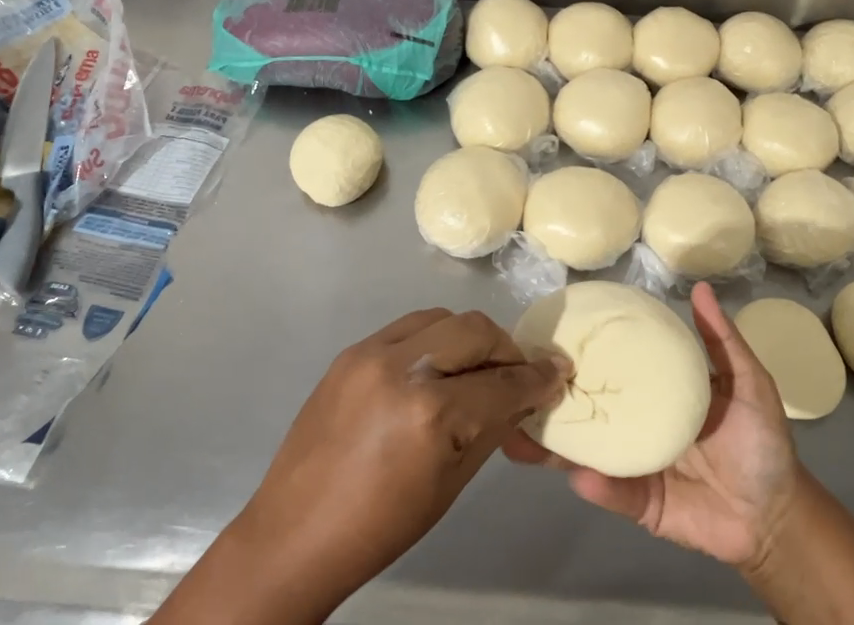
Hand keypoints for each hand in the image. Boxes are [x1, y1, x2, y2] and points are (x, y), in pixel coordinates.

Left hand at [153, 308, 567, 624]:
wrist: (295, 534)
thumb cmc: (381, 525)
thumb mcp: (452, 482)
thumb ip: (494, 427)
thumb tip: (526, 395)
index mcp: (431, 414)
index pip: (505, 383)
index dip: (539, 379)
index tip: (559, 374)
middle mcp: (402, 369)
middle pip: (478, 331)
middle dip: (508, 351)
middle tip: (518, 374)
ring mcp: (370, 354)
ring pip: (444, 318)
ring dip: (471, 338)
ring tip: (476, 369)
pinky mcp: (350, 352)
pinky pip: (409, 327)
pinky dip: (435, 339)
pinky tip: (436, 368)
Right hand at [505, 283, 853, 624]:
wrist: (775, 514)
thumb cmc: (762, 443)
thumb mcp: (749, 383)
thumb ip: (722, 341)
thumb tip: (701, 289)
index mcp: (658, 394)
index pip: (615, 370)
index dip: (584, 356)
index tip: (548, 339)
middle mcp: (637, 426)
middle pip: (590, 411)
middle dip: (552, 401)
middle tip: (517, 386)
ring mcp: (634, 466)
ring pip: (587, 453)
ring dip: (554, 447)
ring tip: (519, 436)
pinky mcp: (640, 504)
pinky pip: (614, 494)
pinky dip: (597, 486)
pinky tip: (577, 474)